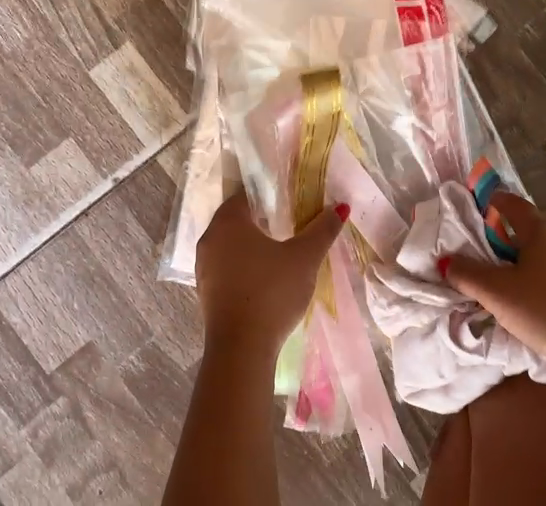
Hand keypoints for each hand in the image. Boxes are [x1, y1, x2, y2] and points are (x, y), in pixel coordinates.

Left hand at [194, 193, 345, 354]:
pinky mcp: (206, 293)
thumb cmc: (272, 292)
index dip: (269, 196)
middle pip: (236, 220)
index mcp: (228, 222)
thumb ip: (322, 230)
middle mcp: (210, 240)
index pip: (246, 196)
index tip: (290, 202)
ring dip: (251, 246)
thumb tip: (341, 207)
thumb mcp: (304, 258)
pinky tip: (265, 278)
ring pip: (230, 246)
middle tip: (290, 224)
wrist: (241, 349)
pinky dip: (243, 267)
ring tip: (280, 251)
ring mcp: (204, 268)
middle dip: (262, 220)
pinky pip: (226, 268)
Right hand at [443, 193, 545, 374]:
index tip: (477, 209)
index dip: (491, 203)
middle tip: (490, 263)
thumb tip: (446, 259)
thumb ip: (470, 276)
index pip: (511, 204)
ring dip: (533, 263)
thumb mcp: (501, 296)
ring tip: (517, 289)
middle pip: (531, 229)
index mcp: (540, 230)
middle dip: (509, 241)